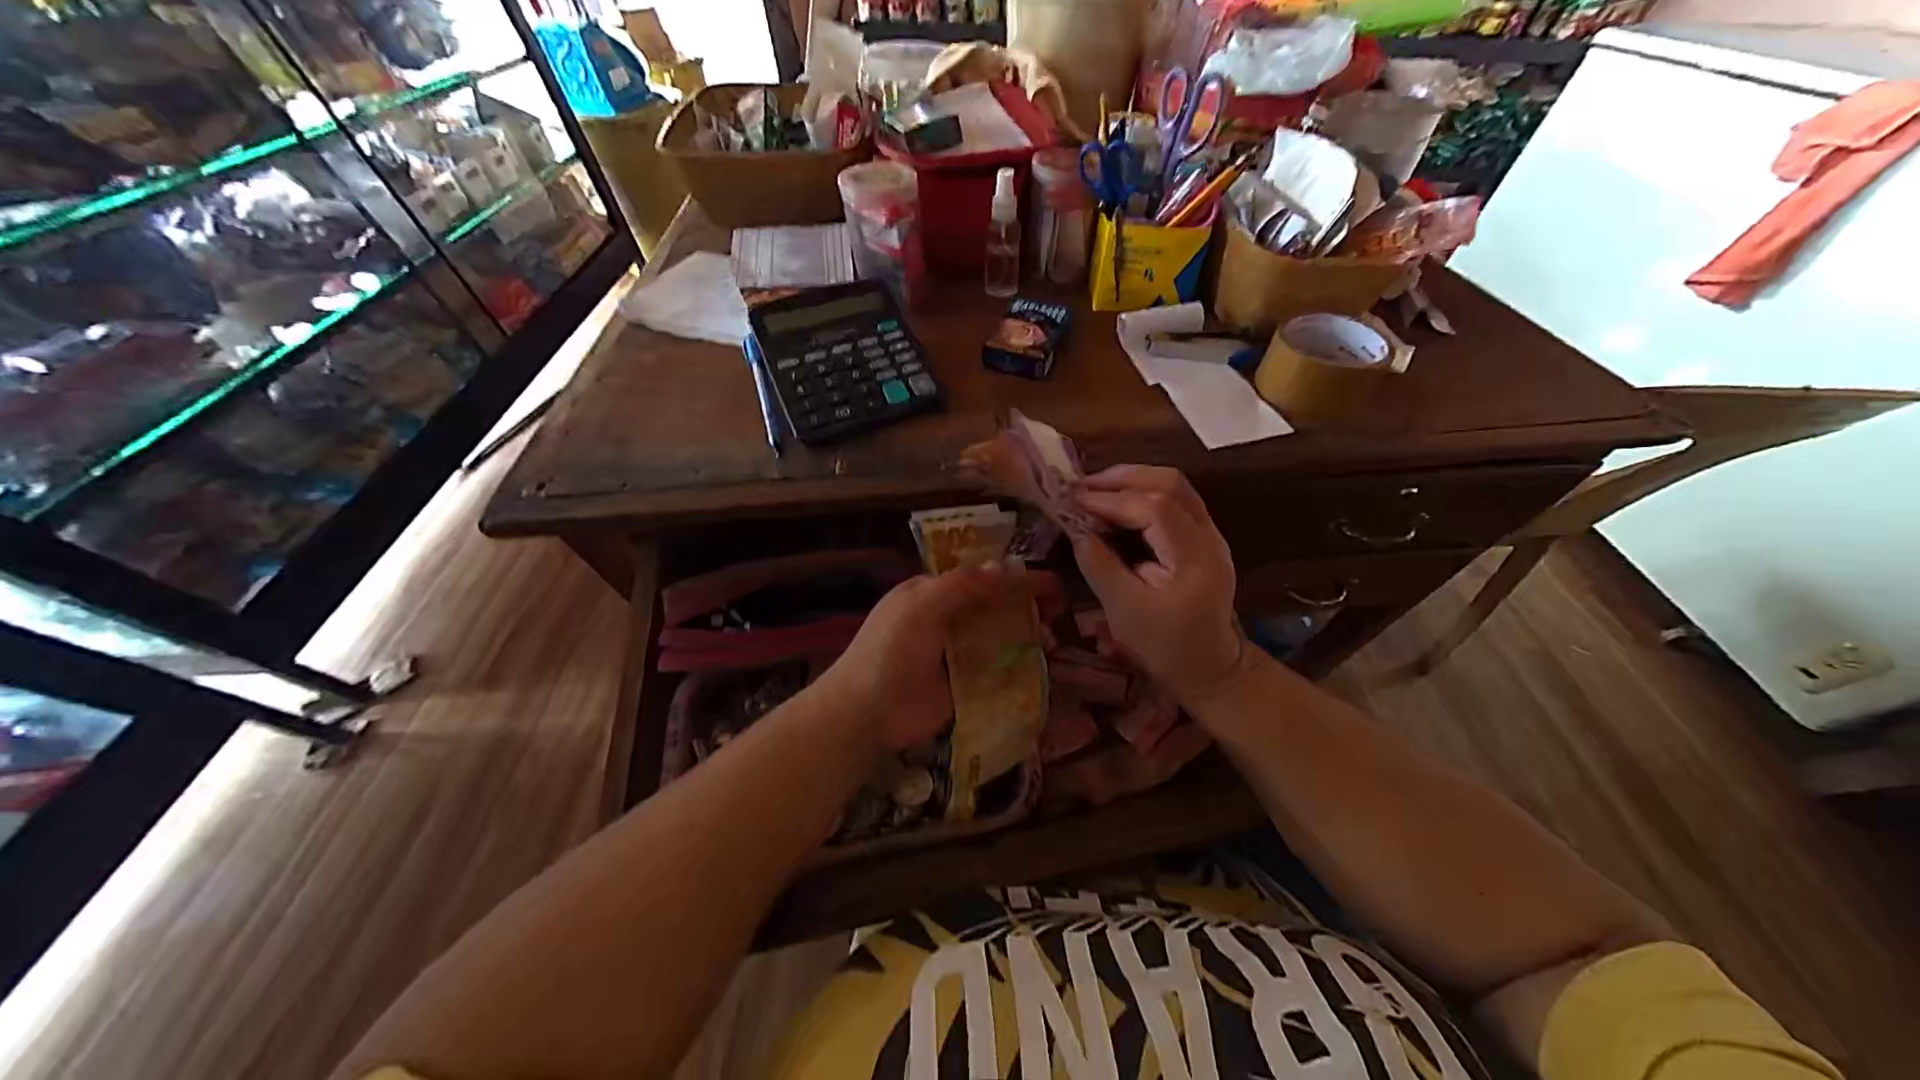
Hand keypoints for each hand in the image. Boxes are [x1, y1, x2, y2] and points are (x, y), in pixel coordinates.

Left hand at [807, 561, 1055, 752]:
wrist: (867, 711)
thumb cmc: (891, 649)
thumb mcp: (921, 606)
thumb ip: (961, 585)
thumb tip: (1002, 567)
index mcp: (931, 595)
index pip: (979, 578)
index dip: (1014, 578)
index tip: (1051, 583)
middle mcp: (946, 621)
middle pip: (993, 608)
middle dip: (1025, 607)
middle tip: (1057, 615)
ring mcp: (955, 655)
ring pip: (999, 639)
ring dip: (1026, 637)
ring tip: (1052, 643)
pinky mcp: (964, 687)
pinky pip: (996, 673)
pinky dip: (1019, 669)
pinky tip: (1041, 670)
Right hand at [1068, 465, 1246, 703]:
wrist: (1208, 668)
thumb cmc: (1164, 646)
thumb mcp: (1123, 610)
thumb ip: (1099, 564)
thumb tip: (1076, 528)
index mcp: (1194, 558)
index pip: (1154, 508)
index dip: (1110, 498)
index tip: (1073, 499)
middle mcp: (1209, 538)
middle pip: (1170, 484)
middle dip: (1122, 478)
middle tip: (1081, 486)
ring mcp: (1211, 536)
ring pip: (1175, 487)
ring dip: (1133, 481)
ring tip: (1094, 490)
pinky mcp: (1204, 539)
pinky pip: (1176, 501)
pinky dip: (1143, 493)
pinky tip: (1116, 502)